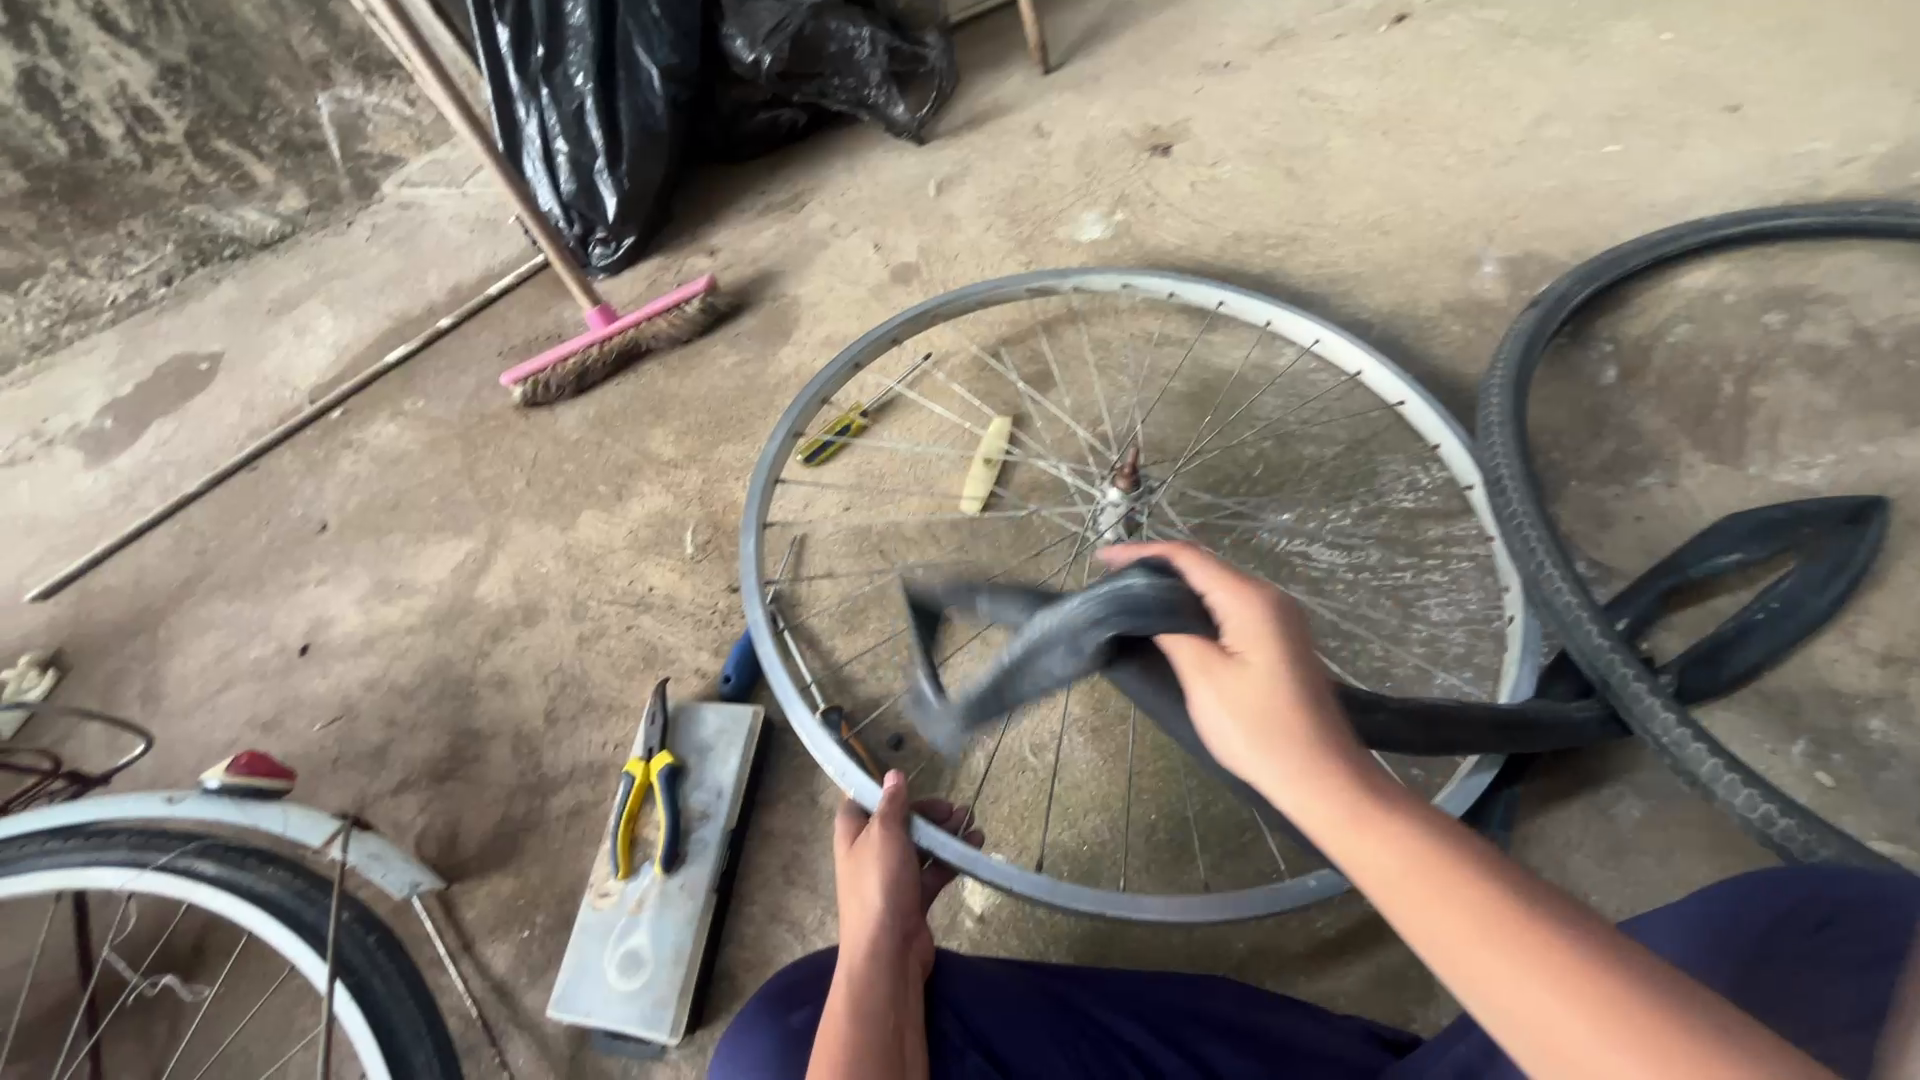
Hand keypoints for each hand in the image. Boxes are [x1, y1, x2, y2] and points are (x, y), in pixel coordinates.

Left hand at [833, 769, 983, 982]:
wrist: (887, 953)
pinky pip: (934, 869)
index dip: (883, 788)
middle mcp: (870, 851)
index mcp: (852, 833)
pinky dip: (952, 857)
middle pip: (899, 821)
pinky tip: (975, 844)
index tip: (911, 779)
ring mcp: (892, 875)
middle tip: (954, 808)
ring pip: (920, 844)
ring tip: (971, 821)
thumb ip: (892, 803)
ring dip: (945, 832)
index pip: (862, 800)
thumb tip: (893, 775)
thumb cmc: (879, 885)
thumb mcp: (884, 834)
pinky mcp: (913, 896)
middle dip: (927, 811)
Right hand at [1098, 541, 1370, 799]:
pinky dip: (1195, 605)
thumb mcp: (1204, 678)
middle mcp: (1267, 597)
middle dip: (1155, 568)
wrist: (1320, 776)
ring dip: (1174, 586)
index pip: (1188, 558)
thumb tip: (1144, 607)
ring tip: (1130, 596)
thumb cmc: (1258, 730)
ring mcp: (1277, 616)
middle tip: (1109, 580)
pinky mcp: (1277, 636)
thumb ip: (1172, 633)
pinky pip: (1228, 605)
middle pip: (1203, 566)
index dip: (1141, 553)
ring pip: (1215, 585)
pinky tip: (1170, 618)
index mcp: (1250, 600)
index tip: (1102, 559)